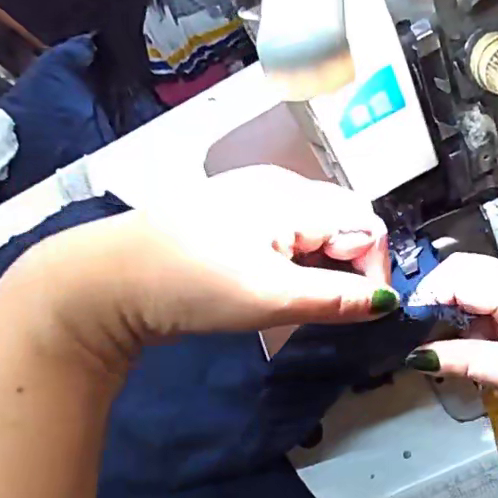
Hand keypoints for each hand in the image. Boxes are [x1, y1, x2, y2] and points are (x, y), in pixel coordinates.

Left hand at [3, 166, 398, 370]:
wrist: (110, 283)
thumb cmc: (194, 285)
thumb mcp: (273, 297)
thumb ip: (337, 300)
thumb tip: (387, 303)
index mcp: (292, 196)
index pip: (366, 222)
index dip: (375, 267)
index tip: (362, 310)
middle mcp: (277, 187)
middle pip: (342, 220)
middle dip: (350, 266)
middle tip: (330, 307)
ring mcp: (249, 200)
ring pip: (312, 229)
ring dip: (322, 266)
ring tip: (300, 300)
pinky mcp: (228, 220)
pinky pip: (283, 235)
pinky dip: (295, 262)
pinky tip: (273, 285)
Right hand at [404, 253, 497, 445]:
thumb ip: (464, 360)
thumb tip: (415, 356)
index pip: (460, 276)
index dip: (428, 296)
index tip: (404, 328)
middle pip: (464, 278)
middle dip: (436, 304)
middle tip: (414, 339)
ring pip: (473, 297)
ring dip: (450, 320)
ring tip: (433, 351)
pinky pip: (487, 317)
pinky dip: (468, 333)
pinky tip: (459, 356)